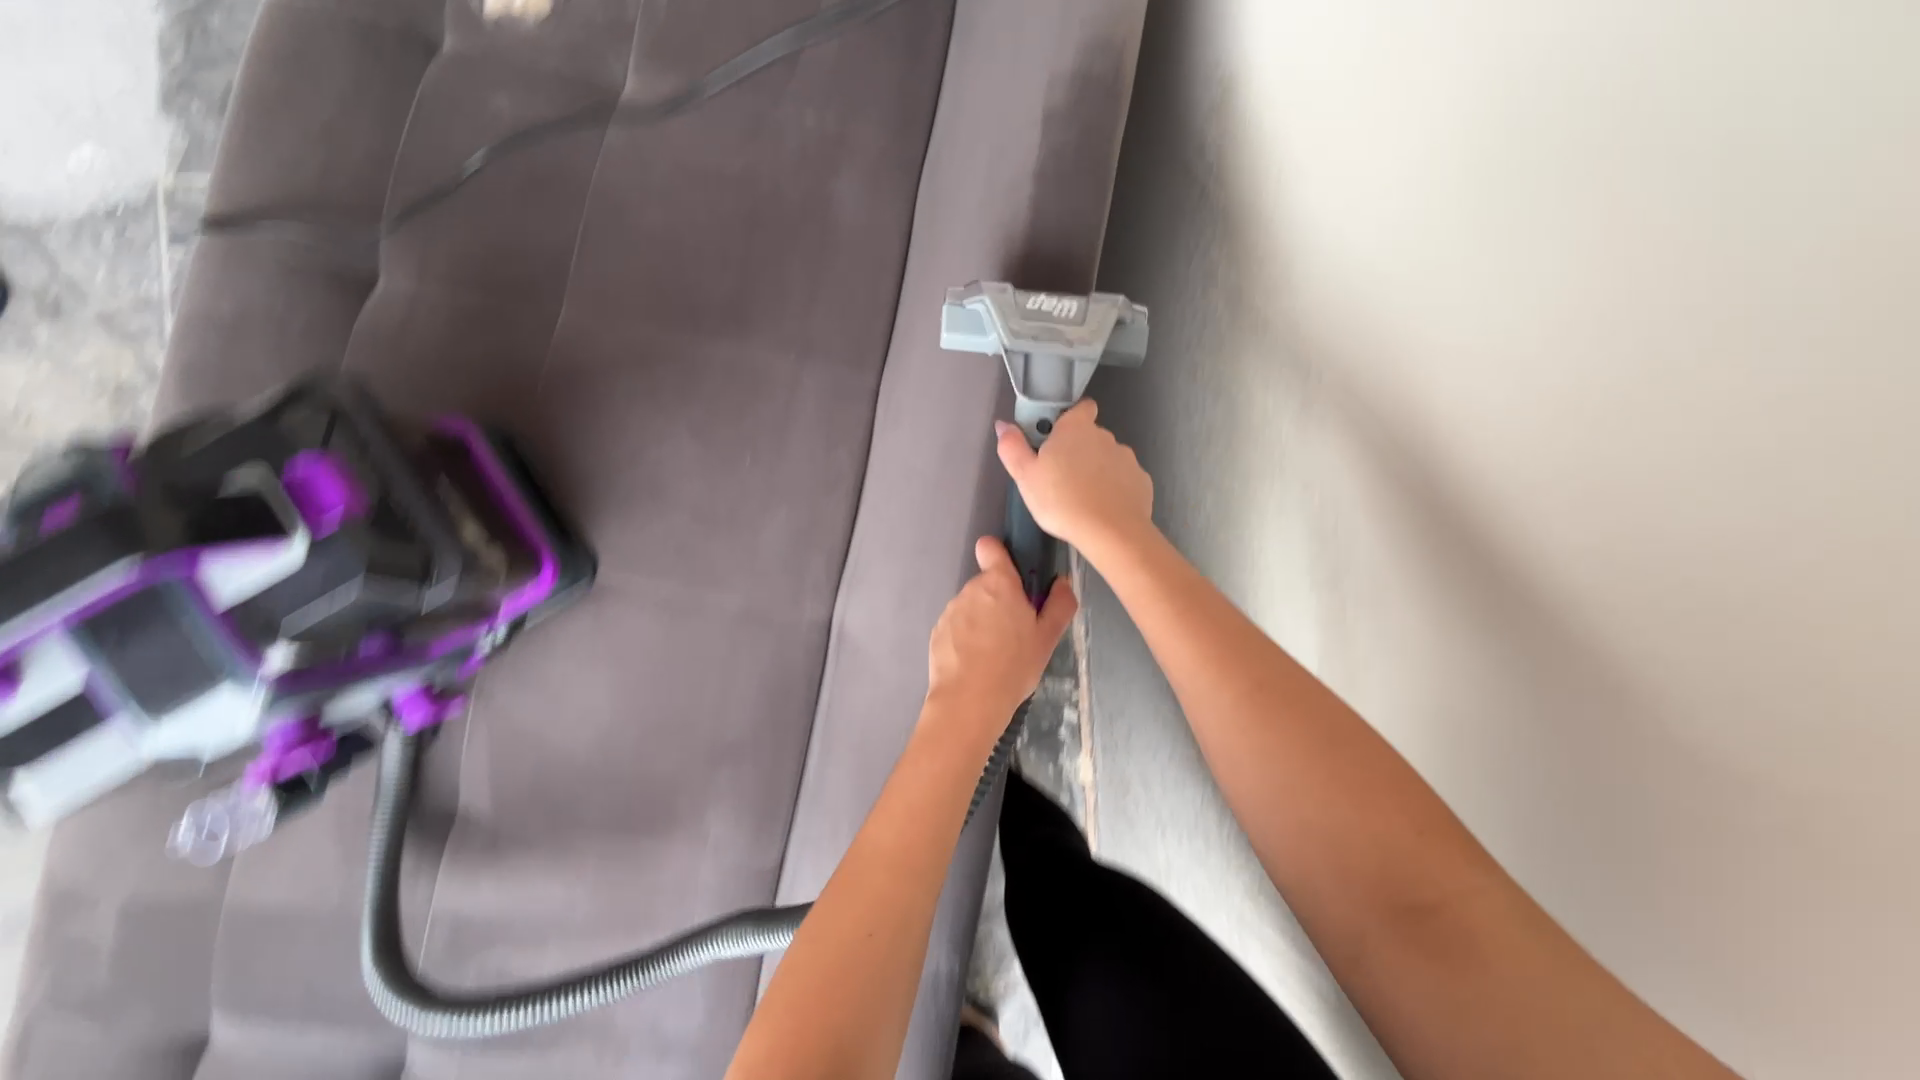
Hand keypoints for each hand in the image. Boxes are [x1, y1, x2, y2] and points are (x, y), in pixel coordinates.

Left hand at [926, 538, 1077, 727]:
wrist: (969, 702)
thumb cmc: (1014, 666)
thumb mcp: (1048, 638)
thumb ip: (1060, 605)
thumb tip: (1063, 582)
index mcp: (999, 584)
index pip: (991, 547)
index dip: (1000, 555)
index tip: (1013, 577)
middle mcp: (970, 590)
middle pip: (987, 584)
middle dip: (1000, 600)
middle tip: (1017, 631)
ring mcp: (950, 611)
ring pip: (972, 607)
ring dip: (983, 620)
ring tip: (996, 653)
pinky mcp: (937, 633)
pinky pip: (957, 627)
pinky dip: (966, 638)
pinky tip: (977, 663)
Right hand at [995, 399, 1153, 557]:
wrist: (1110, 532)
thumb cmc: (1061, 501)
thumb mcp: (1025, 476)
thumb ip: (1012, 447)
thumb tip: (1003, 425)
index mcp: (1076, 429)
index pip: (1081, 407)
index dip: (1071, 418)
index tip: (1059, 436)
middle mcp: (1105, 436)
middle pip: (1091, 437)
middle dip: (1079, 451)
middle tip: (1060, 478)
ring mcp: (1127, 459)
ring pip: (1108, 459)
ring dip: (1097, 471)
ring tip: (1083, 498)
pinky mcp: (1142, 481)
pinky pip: (1124, 480)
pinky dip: (1115, 489)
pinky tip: (1103, 508)